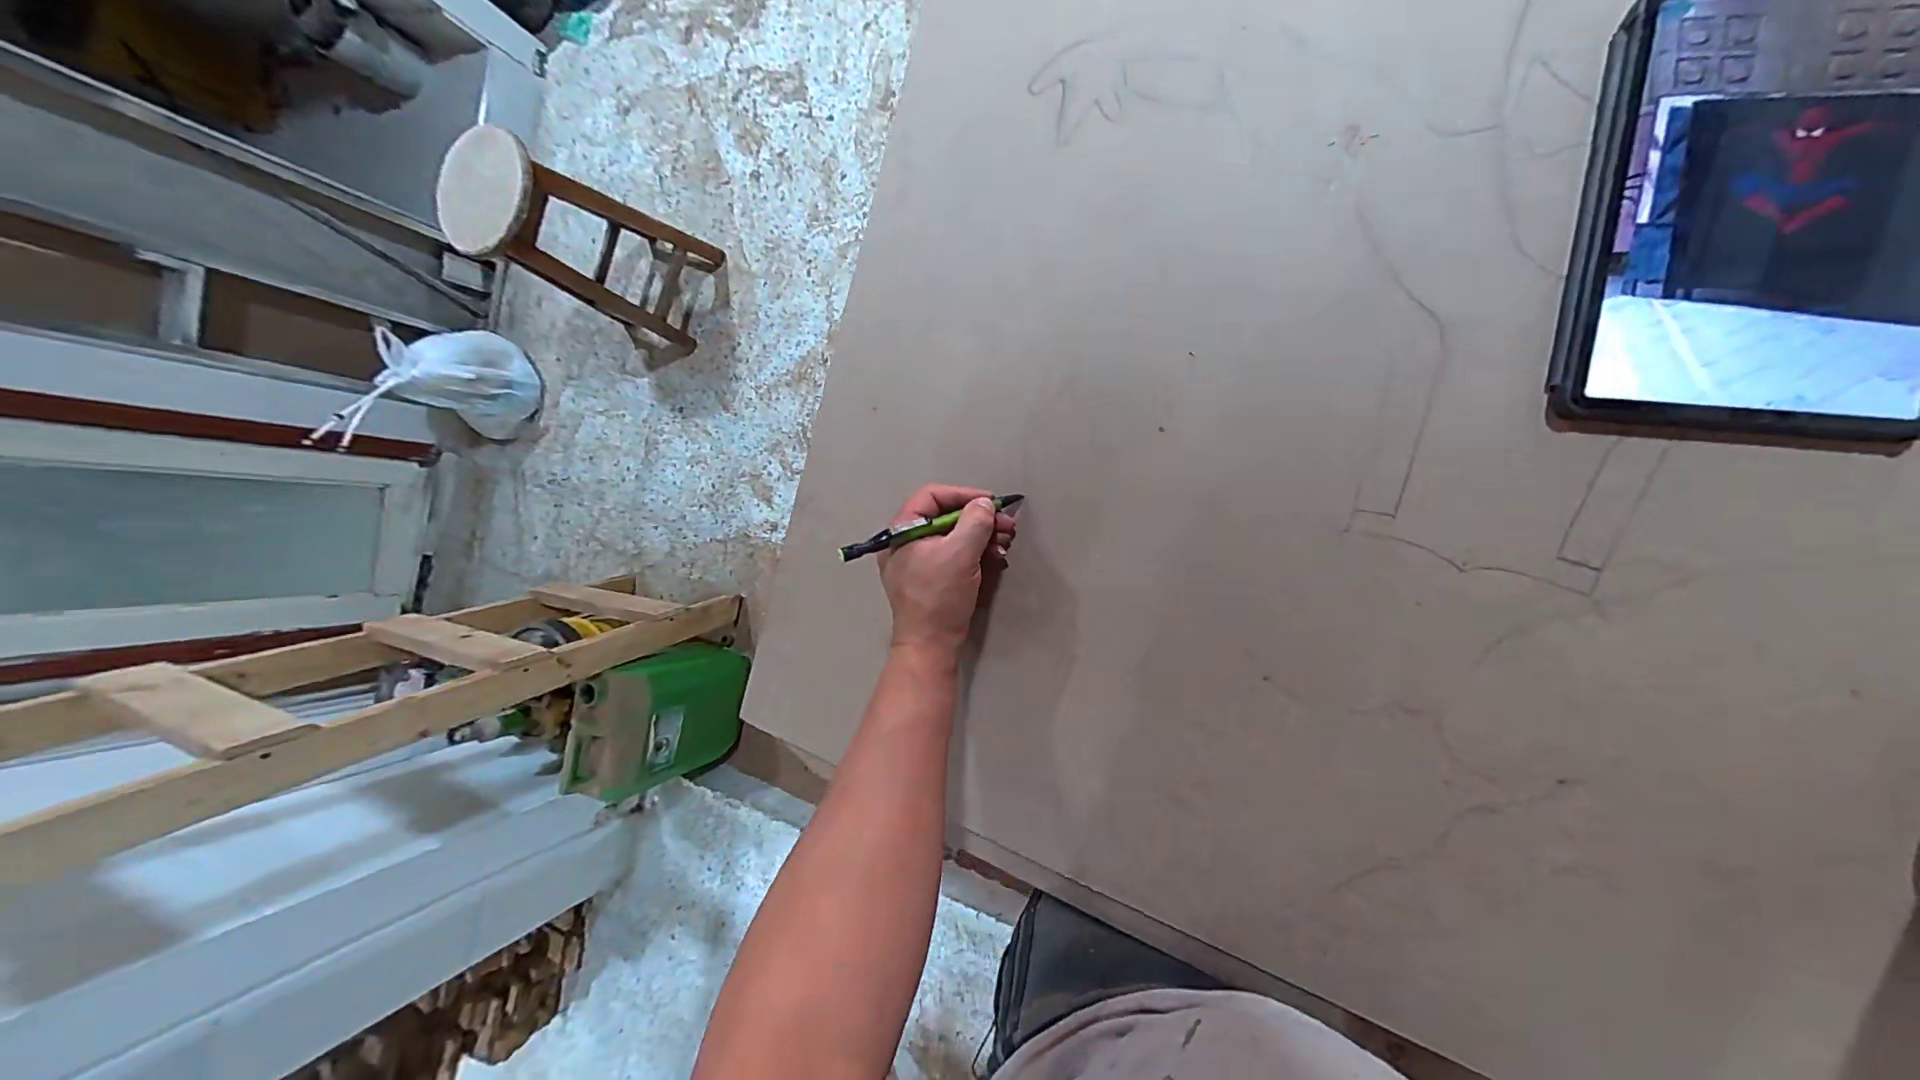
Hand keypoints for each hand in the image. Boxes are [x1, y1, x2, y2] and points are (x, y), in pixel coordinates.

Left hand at [878, 484, 1018, 654]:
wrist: (930, 645)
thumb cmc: (939, 597)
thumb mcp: (961, 554)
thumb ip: (975, 522)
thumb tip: (984, 504)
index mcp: (902, 531)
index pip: (932, 497)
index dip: (964, 495)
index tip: (991, 503)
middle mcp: (906, 542)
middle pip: (946, 516)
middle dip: (979, 518)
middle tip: (1006, 524)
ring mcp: (918, 561)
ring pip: (953, 535)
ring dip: (982, 535)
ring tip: (1006, 541)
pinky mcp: (932, 577)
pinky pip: (954, 554)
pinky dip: (975, 552)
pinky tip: (996, 555)